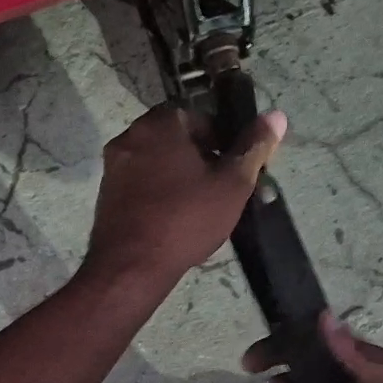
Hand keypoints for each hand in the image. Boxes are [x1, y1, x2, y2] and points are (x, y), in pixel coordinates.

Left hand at [79, 103, 284, 287]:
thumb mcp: (231, 184)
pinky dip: (158, 190)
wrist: (131, 265)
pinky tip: (173, 216)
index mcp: (160, 123)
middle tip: (220, 187)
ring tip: (200, 204)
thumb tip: (276, 116)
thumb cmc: (186, 219)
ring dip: (178, 174)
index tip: (234, 166)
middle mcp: (130, 135)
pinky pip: (140, 181)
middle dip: (200, 157)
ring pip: (156, 160)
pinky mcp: (105, 192)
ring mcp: (113, 164)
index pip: (199, 116)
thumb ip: (253, 147)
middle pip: (175, 137)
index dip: (222, 139)